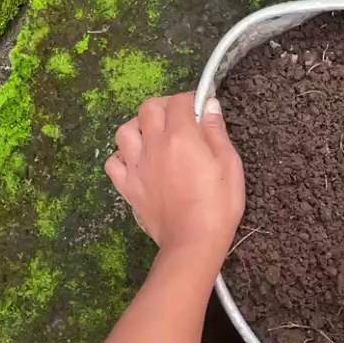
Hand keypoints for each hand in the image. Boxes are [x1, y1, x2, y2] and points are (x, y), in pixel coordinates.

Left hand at [105, 92, 245, 265]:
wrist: (193, 242)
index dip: (190, 100)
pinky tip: (137, 162)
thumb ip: (217, 131)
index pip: (179, 101)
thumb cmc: (219, 204)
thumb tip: (210, 105)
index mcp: (181, 136)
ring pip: (125, 131)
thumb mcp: (229, 164)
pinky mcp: (127, 186)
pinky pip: (113, 162)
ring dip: (139, 127)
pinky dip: (122, 157)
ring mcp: (136, 166)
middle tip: (178, 119)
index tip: (200, 109)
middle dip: (164, 107)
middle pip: (148, 108)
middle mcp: (154, 145)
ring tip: (153, 137)